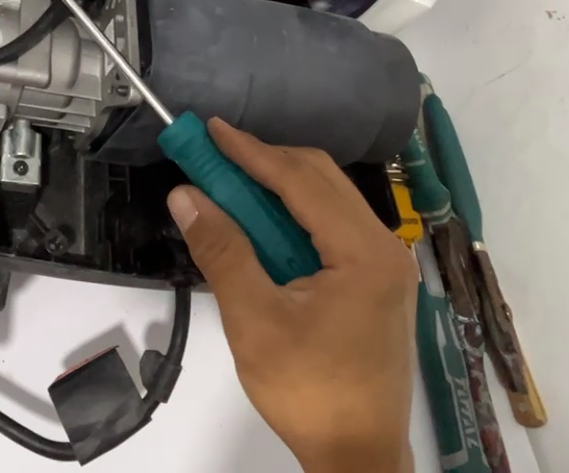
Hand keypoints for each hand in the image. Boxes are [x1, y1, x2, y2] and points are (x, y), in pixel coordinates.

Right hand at [168, 120, 417, 472]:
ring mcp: (384, 265)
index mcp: (364, 253)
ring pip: (327, 199)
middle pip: (320, 179)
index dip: (251, 151)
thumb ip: (222, 251)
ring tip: (232, 180)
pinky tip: (262, 220)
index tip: (212, 129)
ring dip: (278, 184)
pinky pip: (332, 225)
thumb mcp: (255, 321)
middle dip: (264, 160)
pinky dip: (293, 212)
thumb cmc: (309, 392)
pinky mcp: (376, 282)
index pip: (300, 181)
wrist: (358, 460)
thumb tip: (184, 196)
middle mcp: (383, 248)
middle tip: (216, 153)